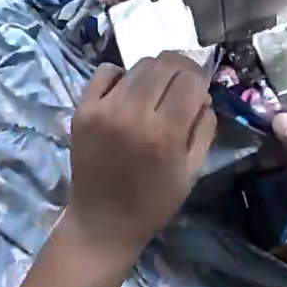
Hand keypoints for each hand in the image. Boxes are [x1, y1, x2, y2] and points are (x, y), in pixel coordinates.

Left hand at [65, 55, 217, 257]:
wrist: (102, 222)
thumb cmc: (154, 202)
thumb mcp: (192, 171)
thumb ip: (203, 129)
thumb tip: (203, 96)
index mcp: (164, 133)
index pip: (191, 81)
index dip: (202, 79)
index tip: (202, 87)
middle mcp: (133, 114)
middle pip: (166, 65)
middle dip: (182, 68)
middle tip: (185, 81)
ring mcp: (104, 109)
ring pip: (139, 66)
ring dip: (156, 71)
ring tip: (158, 88)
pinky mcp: (83, 110)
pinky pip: (106, 71)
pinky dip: (123, 75)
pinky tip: (129, 91)